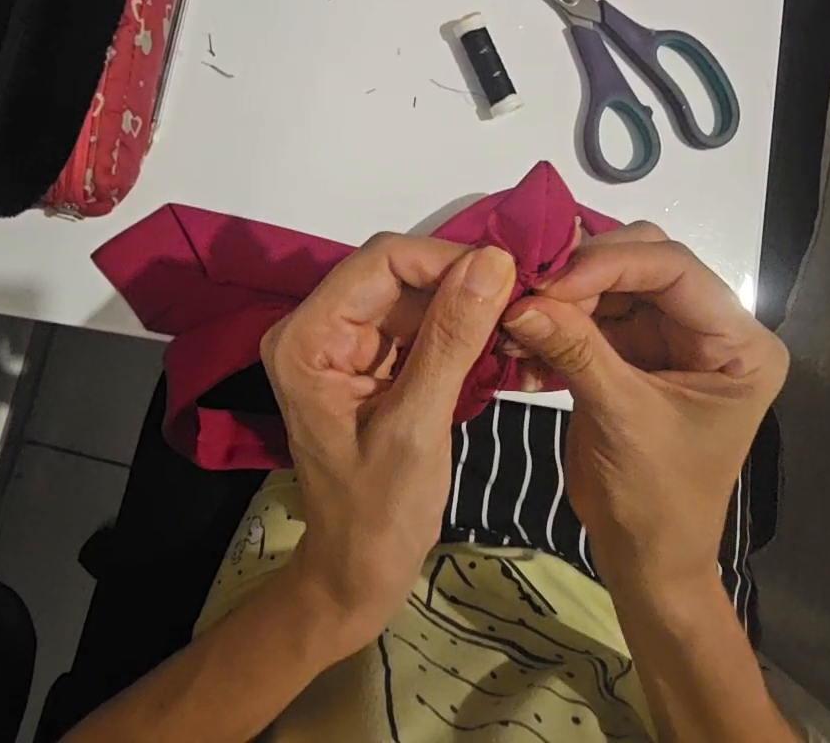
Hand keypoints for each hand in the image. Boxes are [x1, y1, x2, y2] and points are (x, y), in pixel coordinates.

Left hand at [261, 235, 517, 653]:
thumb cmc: (379, 514)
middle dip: (458, 281)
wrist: (358, 570)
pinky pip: (415, 322)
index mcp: (307, 339)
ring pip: (410, 294)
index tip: (509, 275)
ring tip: (516, 319)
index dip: (445, 259)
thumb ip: (452, 339)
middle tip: (522, 298)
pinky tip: (493, 340)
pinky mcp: (365, 358)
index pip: (380, 262)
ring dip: (463, 303)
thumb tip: (494, 261)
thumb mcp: (417, 425)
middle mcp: (315, 327)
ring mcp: (340, 341)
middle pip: (394, 273)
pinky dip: (455, 328)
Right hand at [501, 223, 786, 594]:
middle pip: (643, 262)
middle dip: (584, 274)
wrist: (645, 553)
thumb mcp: (621, 419)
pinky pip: (589, 312)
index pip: (675, 269)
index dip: (611, 264)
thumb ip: (575, 351)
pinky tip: (521, 334)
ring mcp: (667, 335)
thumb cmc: (656, 498)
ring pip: (610, 282)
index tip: (549, 284)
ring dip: (561, 295)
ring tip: (516, 315)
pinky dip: (554, 319)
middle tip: (530, 294)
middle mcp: (708, 327)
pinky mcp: (630, 349)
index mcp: (738, 342)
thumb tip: (518, 300)